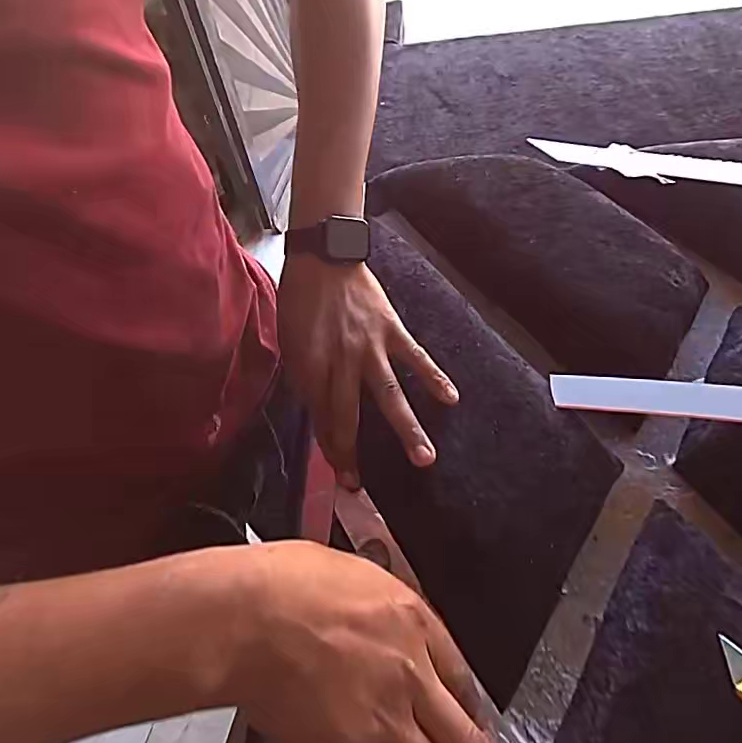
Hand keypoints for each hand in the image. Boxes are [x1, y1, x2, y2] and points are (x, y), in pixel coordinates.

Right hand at [204, 541, 524, 742]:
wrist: (253, 614)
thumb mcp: (362, 574)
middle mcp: (413, 673)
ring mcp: (387, 719)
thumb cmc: (293, 584)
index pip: (464, 677)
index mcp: (416, 621)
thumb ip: (389, 607)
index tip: (476, 724)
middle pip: (466, 734)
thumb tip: (394, 622)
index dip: (475, 709)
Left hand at [277, 256, 457, 488]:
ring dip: (407, 429)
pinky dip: (435, 377)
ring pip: (388, 394)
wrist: (324, 258)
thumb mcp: (290, 339)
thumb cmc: (301, 299)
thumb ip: (305, 374)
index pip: (319, 415)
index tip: (340, 471)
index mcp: (310, 363)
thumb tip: (319, 407)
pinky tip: (451, 399)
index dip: (328, 445)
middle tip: (360, 484)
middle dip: (351, 452)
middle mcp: (341, 360)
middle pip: (347, 415)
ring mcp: (370, 346)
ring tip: (425, 459)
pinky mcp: (392, 330)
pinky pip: (416, 358)